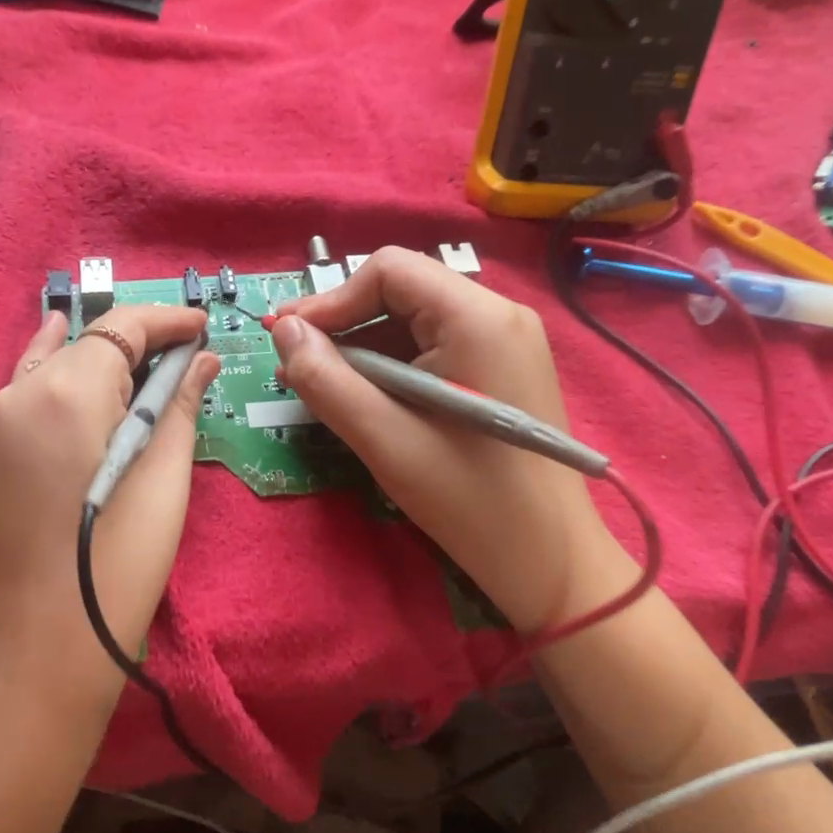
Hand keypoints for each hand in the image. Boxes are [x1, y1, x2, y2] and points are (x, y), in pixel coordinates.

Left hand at [0, 306, 219, 706]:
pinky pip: (27, 391)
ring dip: (100, 356)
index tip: (204, 325)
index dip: (166, 320)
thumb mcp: (162, 484)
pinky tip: (72, 363)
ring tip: (144, 362)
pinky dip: (57, 371)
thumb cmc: (113, 571)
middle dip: (138, 341)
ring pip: (53, 362)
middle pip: (87, 343)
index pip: (121, 328)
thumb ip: (177, 408)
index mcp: (64, 393)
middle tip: (186, 356)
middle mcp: (18, 392)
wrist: (32, 655)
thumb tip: (198, 360)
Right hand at [273, 247, 634, 631]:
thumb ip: (325, 379)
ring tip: (321, 386)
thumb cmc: (470, 500)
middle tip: (296, 362)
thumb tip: (283, 330)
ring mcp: (505, 340)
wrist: (550, 561)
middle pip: (400, 291)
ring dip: (362, 347)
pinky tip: (363, 398)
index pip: (388, 271)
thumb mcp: (384, 440)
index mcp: (478, 319)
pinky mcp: (501, 367)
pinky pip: (432, 345)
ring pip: (412, 319)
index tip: (288, 339)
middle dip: (342, 324)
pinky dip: (391, 365)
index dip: (330, 300)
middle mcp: (498, 314)